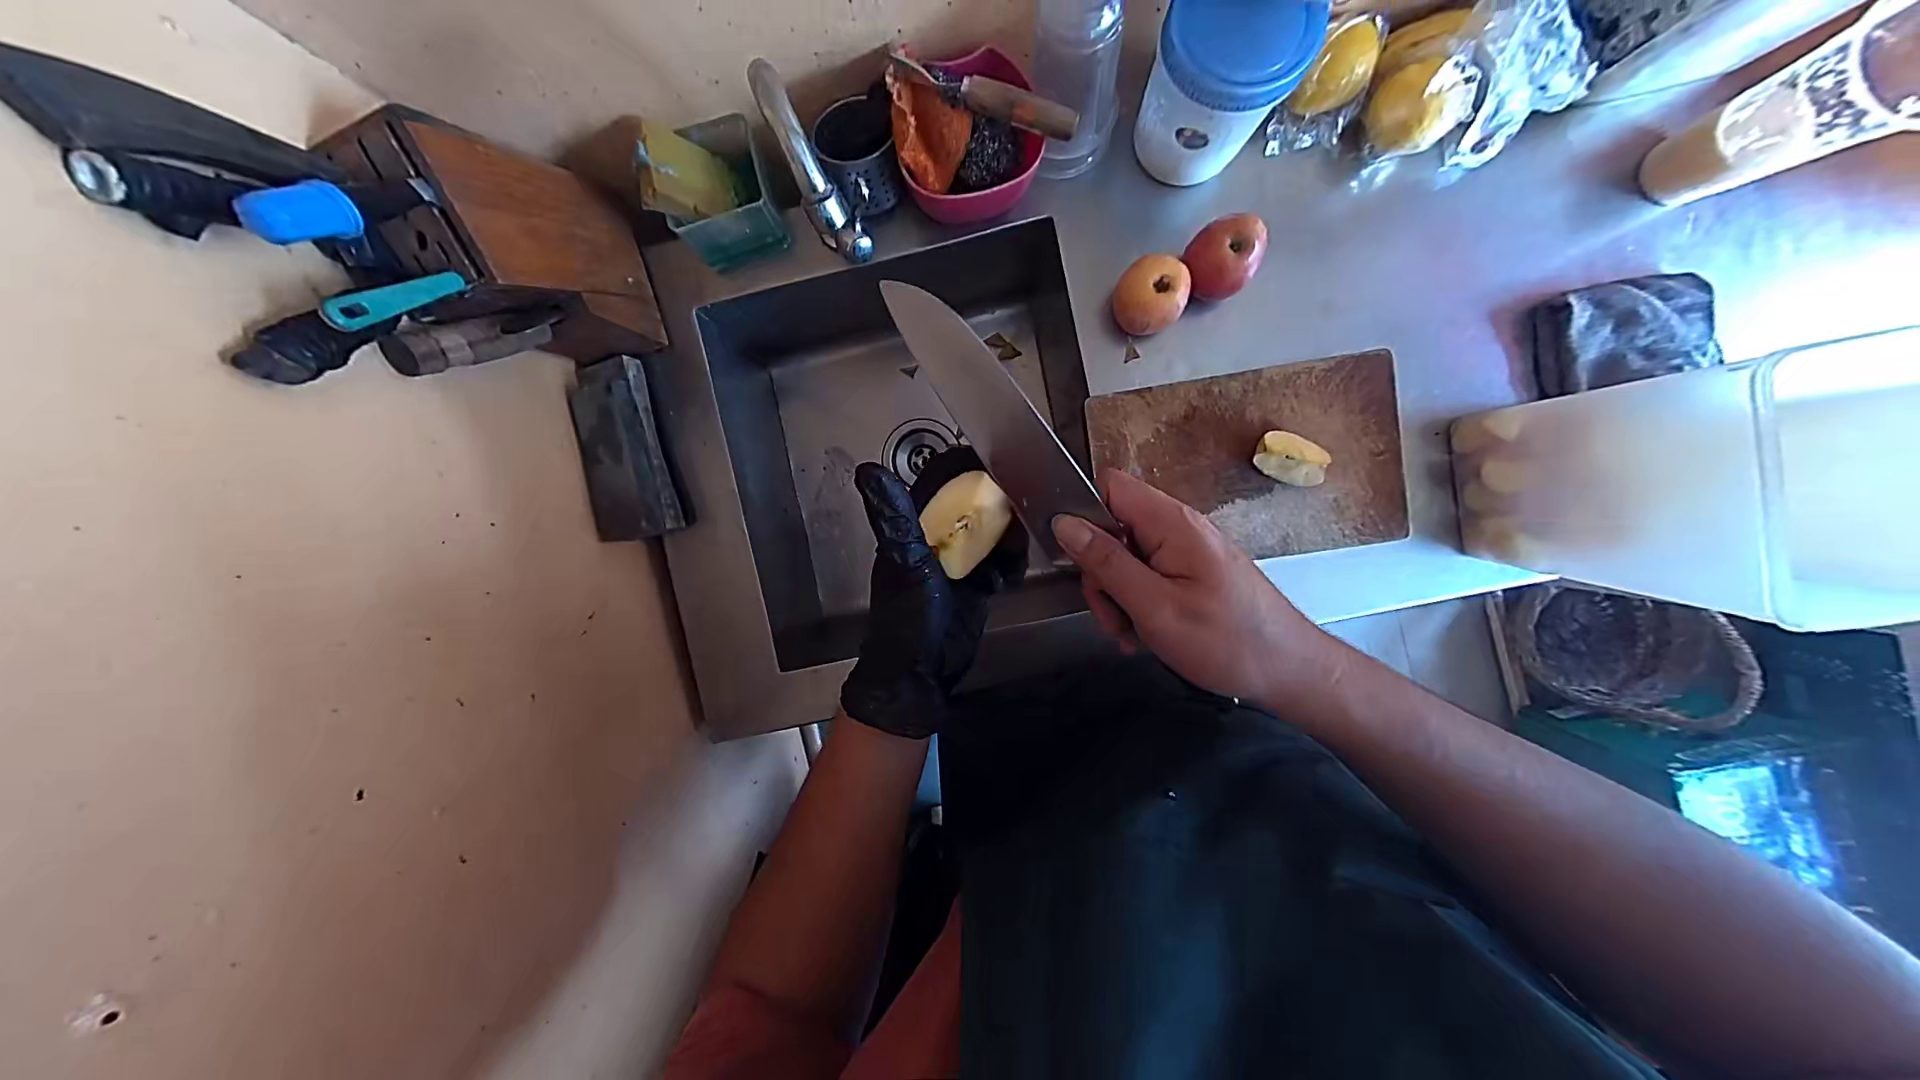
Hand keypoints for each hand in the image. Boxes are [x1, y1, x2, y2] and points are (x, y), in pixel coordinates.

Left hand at [839, 448, 1026, 737]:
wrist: (920, 672)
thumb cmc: (905, 618)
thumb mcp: (904, 560)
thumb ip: (895, 517)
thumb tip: (870, 472)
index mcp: (912, 530)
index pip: (938, 487)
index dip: (961, 470)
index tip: (990, 461)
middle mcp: (934, 542)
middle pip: (969, 508)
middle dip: (993, 503)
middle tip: (1017, 502)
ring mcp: (955, 565)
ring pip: (987, 535)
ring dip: (1006, 536)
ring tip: (1017, 542)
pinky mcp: (974, 586)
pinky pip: (997, 564)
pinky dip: (1009, 565)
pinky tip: (1011, 573)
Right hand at [1050, 469, 1336, 710]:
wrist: (1291, 671)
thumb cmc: (1228, 642)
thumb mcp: (1154, 607)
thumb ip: (1106, 563)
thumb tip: (1064, 524)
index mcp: (1172, 524)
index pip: (1110, 486)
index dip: (1084, 514)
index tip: (1079, 559)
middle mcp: (1180, 527)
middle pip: (1113, 527)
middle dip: (1100, 572)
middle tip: (1111, 615)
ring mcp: (1188, 550)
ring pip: (1127, 555)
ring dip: (1117, 594)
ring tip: (1130, 633)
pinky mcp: (1193, 571)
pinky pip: (1148, 574)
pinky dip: (1138, 602)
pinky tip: (1145, 633)